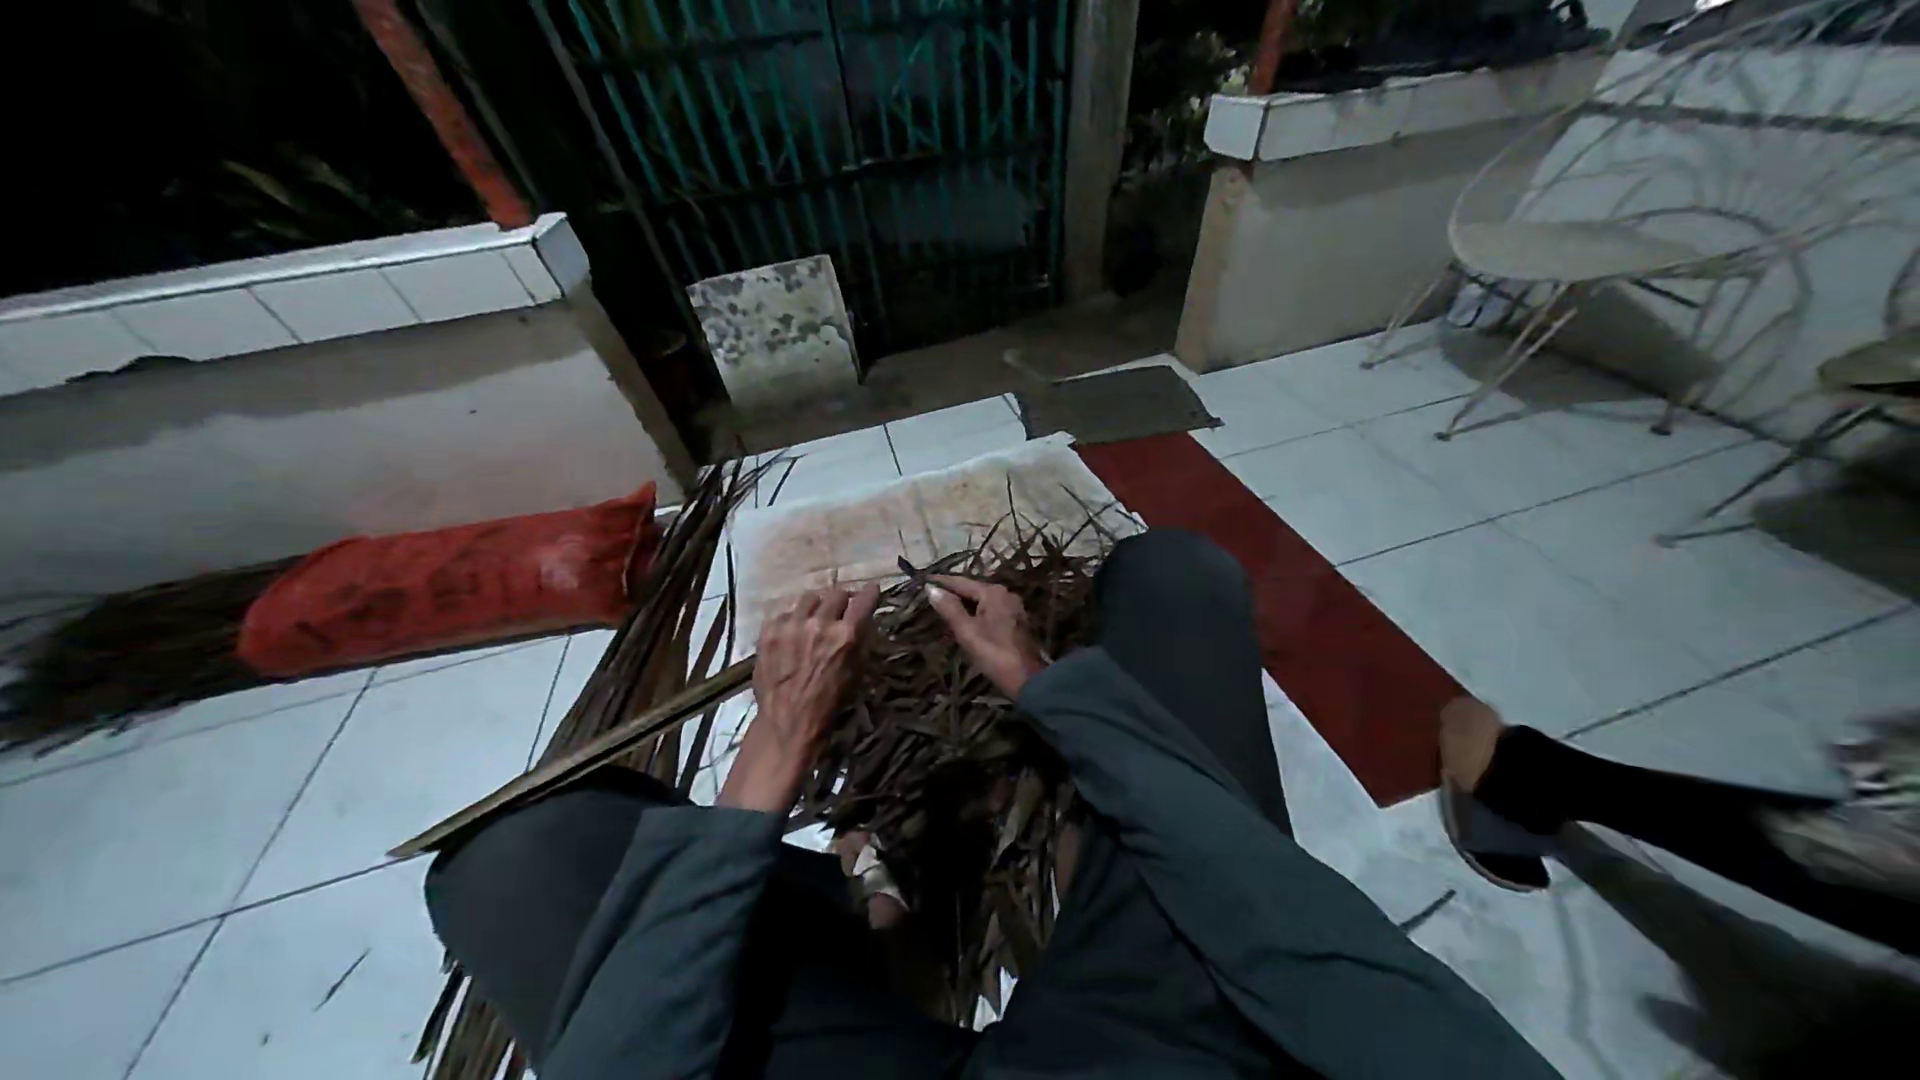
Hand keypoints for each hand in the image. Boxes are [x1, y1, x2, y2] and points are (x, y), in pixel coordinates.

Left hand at [721, 583, 879, 814]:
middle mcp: (820, 624)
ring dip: (816, 607)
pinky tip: (792, 634)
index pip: (864, 599)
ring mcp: (791, 626)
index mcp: (846, 636)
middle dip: (842, 601)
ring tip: (813, 620)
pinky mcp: (769, 631)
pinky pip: (785, 613)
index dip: (870, 593)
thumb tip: (864, 618)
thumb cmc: (829, 702)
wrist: (787, 721)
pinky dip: (792, 620)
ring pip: (810, 597)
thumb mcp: (857, 672)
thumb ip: (861, 641)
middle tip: (840, 611)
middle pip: (837, 593)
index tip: (871, 591)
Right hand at [925, 575, 1047, 698]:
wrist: (1027, 679)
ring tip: (944, 606)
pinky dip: (975, 613)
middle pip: (973, 590)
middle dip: (953, 593)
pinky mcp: (1015, 621)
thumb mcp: (967, 631)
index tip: (924, 580)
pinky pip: (990, 611)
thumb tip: (932, 589)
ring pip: (982, 601)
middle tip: (931, 594)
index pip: (962, 582)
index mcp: (993, 592)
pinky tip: (964, 620)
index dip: (942, 582)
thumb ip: (949, 608)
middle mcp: (1005, 594)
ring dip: (964, 604)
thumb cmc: (994, 653)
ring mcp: (1013, 608)